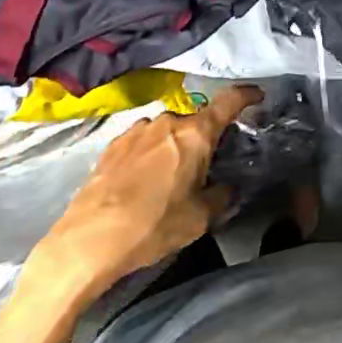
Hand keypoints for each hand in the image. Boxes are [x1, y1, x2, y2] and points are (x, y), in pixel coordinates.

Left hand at [27, 85, 261, 298]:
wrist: (84, 246)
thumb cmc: (152, 226)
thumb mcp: (201, 218)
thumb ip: (222, 195)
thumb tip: (226, 188)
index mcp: (197, 132)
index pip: (231, 100)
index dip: (248, 96)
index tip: (257, 98)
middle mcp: (168, 122)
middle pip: (197, 120)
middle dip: (205, 136)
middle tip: (206, 162)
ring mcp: (136, 133)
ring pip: (168, 130)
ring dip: (174, 145)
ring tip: (170, 175)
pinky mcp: (110, 148)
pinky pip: (142, 142)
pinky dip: (150, 153)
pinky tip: (142, 180)